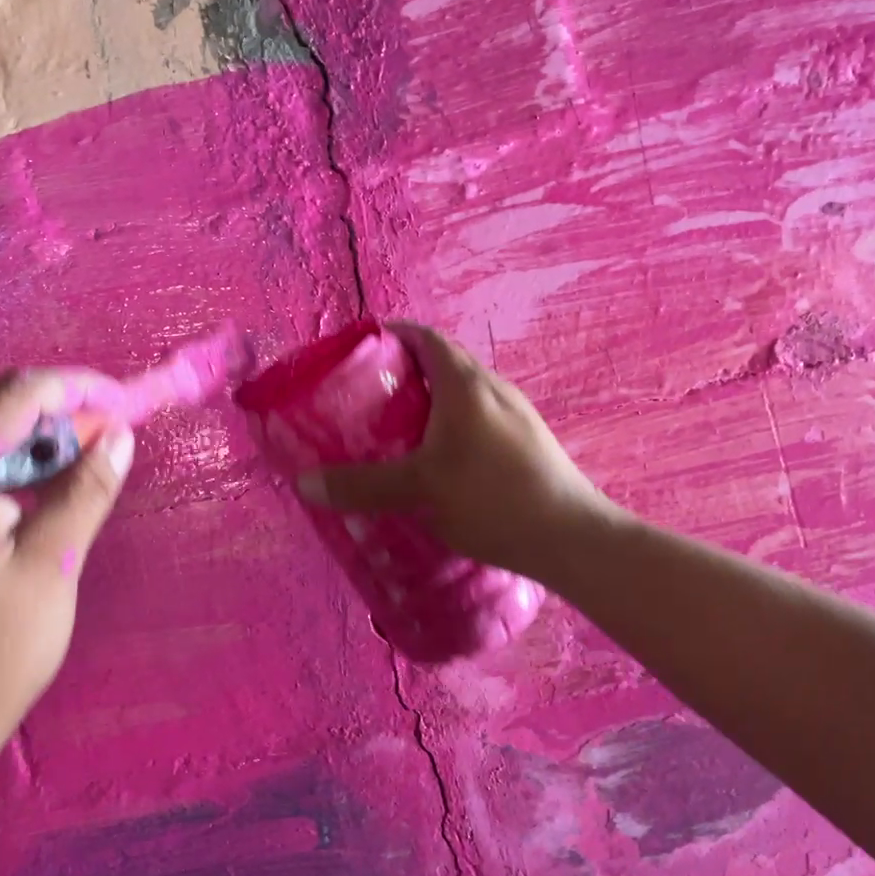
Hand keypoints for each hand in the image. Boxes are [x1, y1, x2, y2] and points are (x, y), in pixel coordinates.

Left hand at [0, 369, 133, 754]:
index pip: (16, 395)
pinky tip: (28, 498)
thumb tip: (119, 434)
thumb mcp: (51, 565)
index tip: (126, 405)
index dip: (78, 389)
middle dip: (54, 416)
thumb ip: (85, 489)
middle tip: (108, 444)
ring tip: (77, 473)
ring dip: (26, 443)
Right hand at [295, 323, 619, 580]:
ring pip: (460, 396)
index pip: (422, 337)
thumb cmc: (491, 497)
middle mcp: (493, 388)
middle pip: (440, 365)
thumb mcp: (417, 489)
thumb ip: (360, 485)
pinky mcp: (526, 444)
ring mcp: (516, 416)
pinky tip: (435, 466)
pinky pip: (477, 420)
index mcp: (465, 383)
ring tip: (392, 435)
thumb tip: (303, 483)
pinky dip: (448, 429)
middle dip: (400, 375)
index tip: (355, 353)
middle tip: (363, 401)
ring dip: (426, 405)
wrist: (571, 538)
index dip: (388, 337)